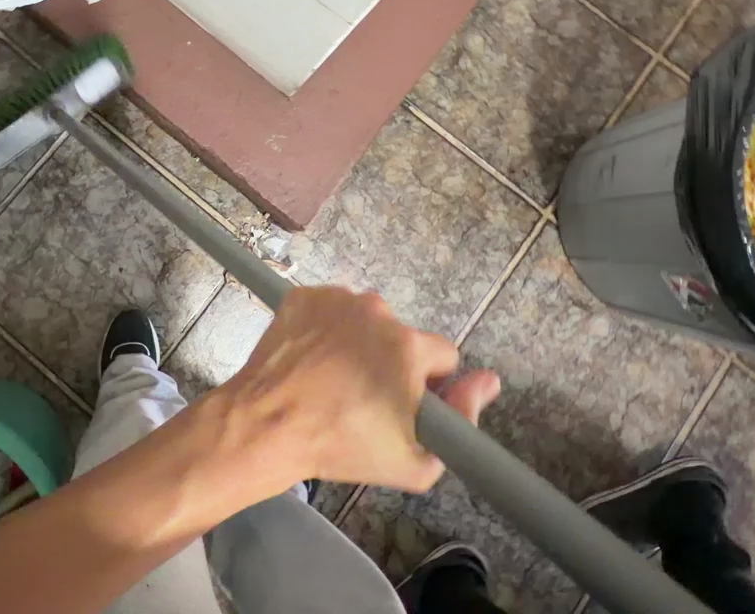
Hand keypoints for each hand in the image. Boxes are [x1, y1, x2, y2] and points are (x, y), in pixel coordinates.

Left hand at [208, 286, 500, 494]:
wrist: (267, 424)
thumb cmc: (342, 446)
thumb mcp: (417, 460)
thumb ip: (463, 418)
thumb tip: (488, 381)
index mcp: (408, 344)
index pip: (443, 354)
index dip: (430, 382)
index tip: (405, 402)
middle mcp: (375, 309)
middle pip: (399, 334)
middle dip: (389, 359)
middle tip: (362, 394)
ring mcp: (335, 298)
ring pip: (362, 319)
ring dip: (356, 340)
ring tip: (330, 376)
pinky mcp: (302, 295)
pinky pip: (327, 309)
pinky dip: (323, 327)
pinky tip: (309, 357)